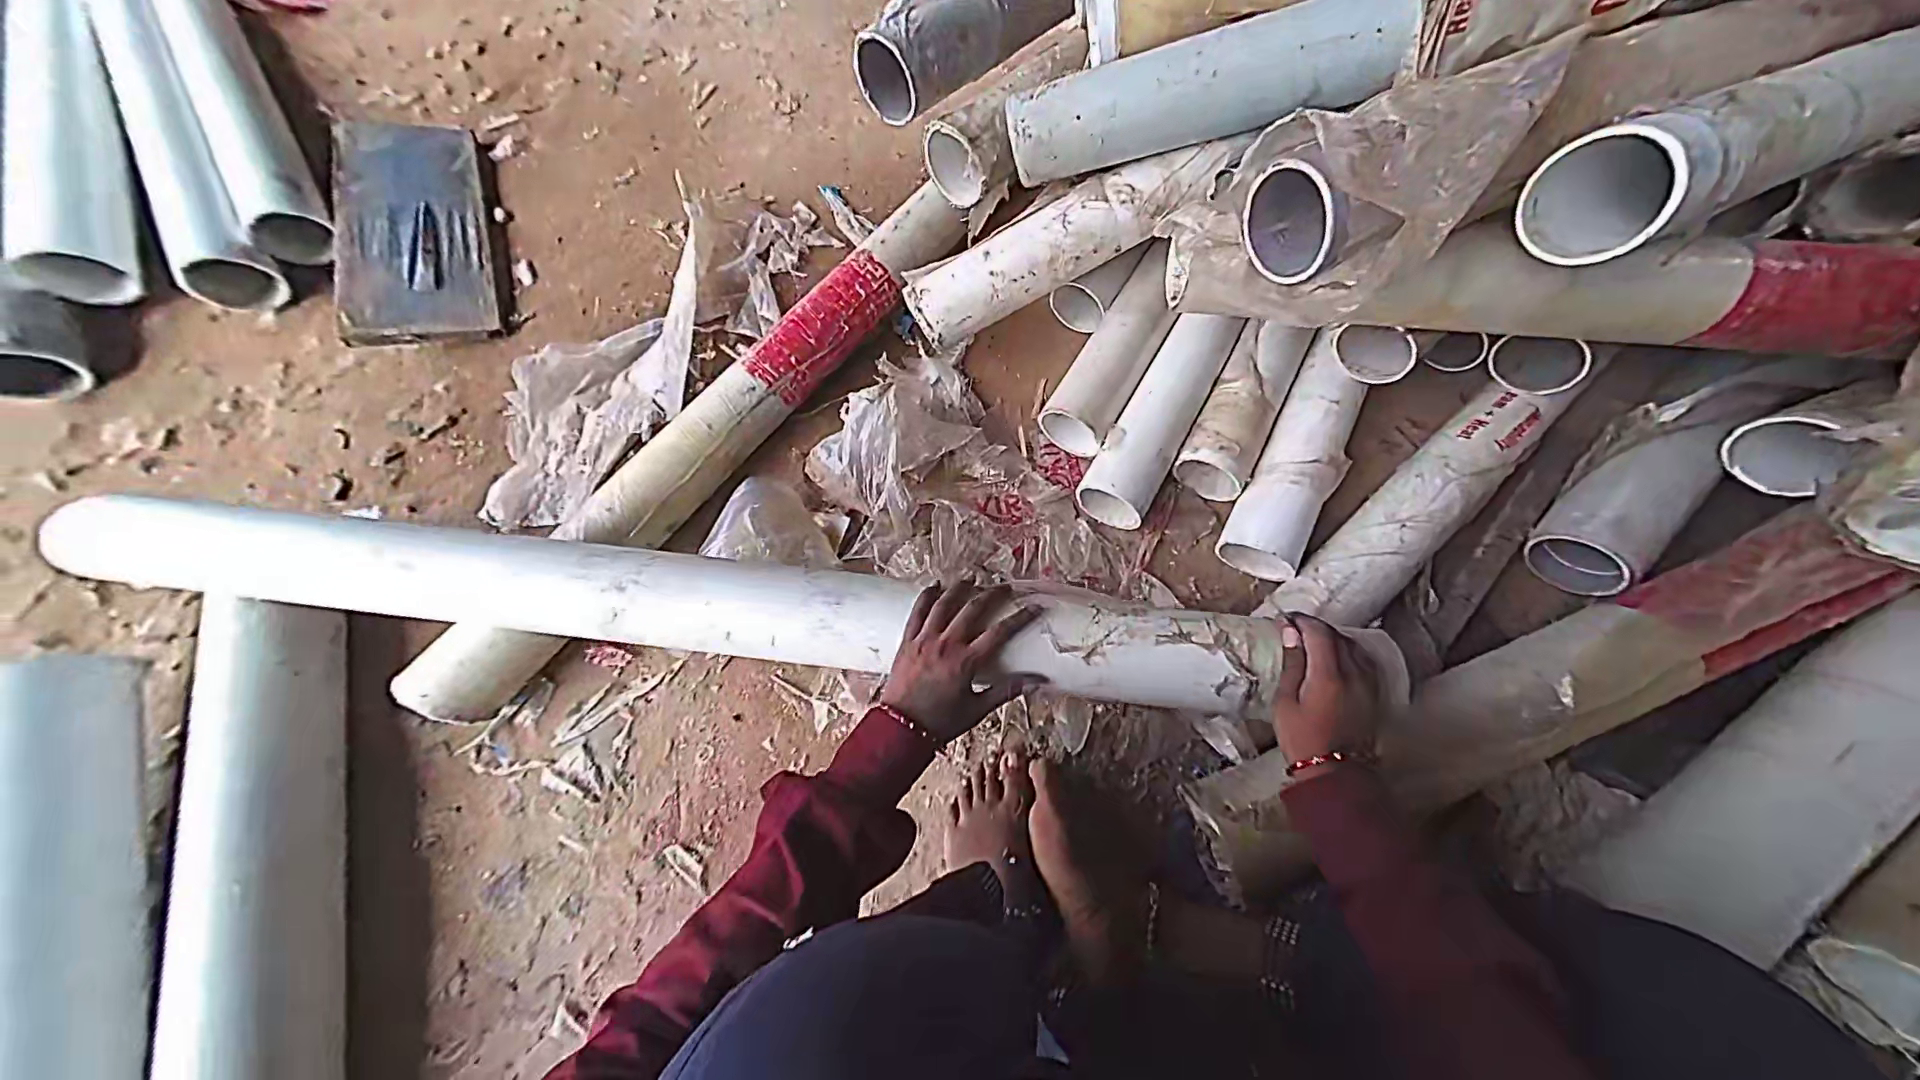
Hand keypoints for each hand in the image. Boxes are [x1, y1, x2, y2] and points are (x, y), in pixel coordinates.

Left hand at [880, 581, 1045, 741]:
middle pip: (973, 609)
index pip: (1001, 632)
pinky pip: (917, 612)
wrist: (899, 729)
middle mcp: (946, 644)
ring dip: (959, 589)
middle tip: (1004, 587)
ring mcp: (924, 640)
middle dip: (992, 594)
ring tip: (971, 579)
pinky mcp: (908, 641)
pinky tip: (934, 586)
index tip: (1035, 607)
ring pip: (944, 605)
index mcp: (966, 661)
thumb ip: (1007, 691)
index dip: (1021, 617)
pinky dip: (926, 597)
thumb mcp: (977, 709)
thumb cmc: (940, 722)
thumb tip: (1038, 681)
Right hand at [1270, 614, 1378, 775]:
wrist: (1336, 772)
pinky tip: (1337, 657)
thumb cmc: (1302, 737)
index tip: (1285, 619)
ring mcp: (1369, 683)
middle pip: (1337, 636)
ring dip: (1333, 638)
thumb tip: (1291, 632)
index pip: (1319, 633)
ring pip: (1353, 646)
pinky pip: (1364, 660)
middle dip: (1315, 628)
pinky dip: (1347, 651)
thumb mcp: (1285, 701)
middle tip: (1295, 628)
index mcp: (1329, 674)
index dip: (1301, 621)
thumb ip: (1292, 664)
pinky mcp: (1376, 693)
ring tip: (1314, 641)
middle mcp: (1354, 674)